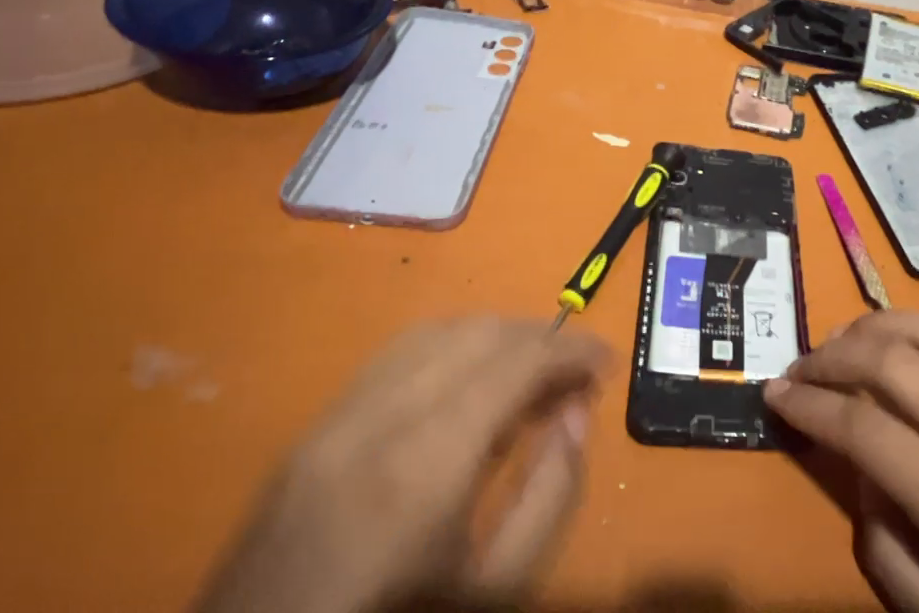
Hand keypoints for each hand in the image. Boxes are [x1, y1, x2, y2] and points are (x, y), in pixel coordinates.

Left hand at [195, 318, 608, 612]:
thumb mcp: (497, 589)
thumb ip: (551, 496)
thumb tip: (575, 413)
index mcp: (427, 463)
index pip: (516, 361)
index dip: (572, 349)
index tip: (607, 363)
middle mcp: (378, 418)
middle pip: (478, 332)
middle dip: (540, 339)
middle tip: (574, 379)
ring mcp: (334, 418)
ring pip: (434, 331)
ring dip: (495, 339)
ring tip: (526, 379)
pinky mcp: (311, 428)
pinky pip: (393, 356)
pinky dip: (449, 351)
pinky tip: (465, 390)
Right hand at [764, 311, 918, 612]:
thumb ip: (887, 547)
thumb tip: (861, 471)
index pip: (868, 430)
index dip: (810, 407)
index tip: (772, 394)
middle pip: (901, 364)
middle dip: (836, 355)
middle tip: (799, 367)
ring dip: (883, 326)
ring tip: (842, 341)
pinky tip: (899, 349)